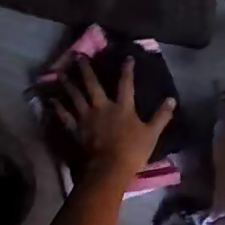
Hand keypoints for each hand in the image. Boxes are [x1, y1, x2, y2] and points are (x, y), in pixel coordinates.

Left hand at [52, 56, 175, 187]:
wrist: (109, 168)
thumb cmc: (132, 152)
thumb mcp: (152, 134)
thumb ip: (161, 116)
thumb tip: (172, 99)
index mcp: (123, 107)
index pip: (125, 84)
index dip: (127, 70)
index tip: (126, 57)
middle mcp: (102, 107)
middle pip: (93, 85)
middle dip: (86, 69)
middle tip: (77, 56)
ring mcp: (87, 118)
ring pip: (76, 97)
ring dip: (69, 84)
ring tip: (62, 74)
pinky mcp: (76, 129)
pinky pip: (65, 116)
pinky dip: (58, 108)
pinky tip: (52, 100)